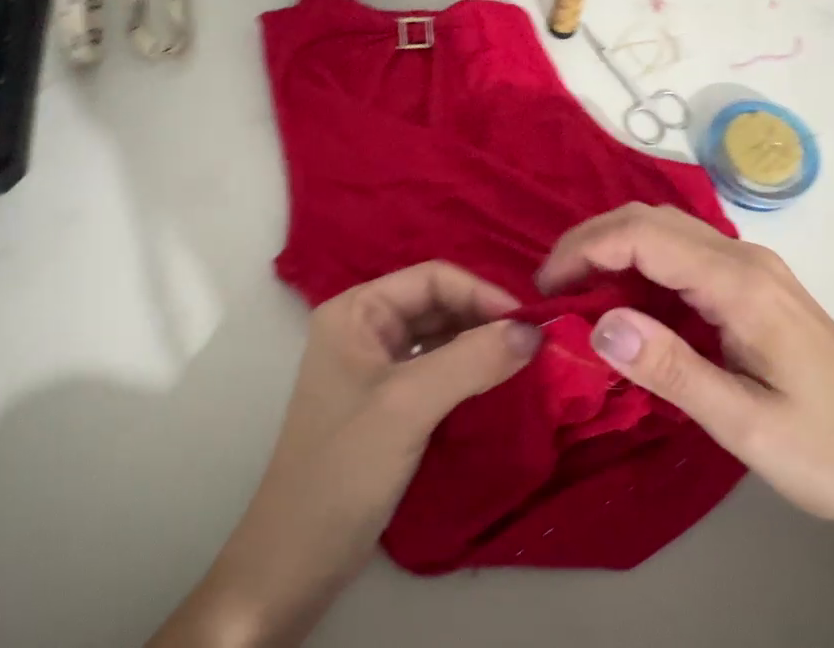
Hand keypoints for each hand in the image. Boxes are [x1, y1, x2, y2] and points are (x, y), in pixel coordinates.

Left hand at [153, 262, 541, 647]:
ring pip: (440, 338)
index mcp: (356, 312)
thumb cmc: (344, 467)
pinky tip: (496, 387)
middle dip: (484, 318)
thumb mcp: (409, 405)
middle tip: (534, 347)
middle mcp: (363, 330)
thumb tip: (535, 332)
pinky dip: (469, 372)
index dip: (482, 293)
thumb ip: (471, 360)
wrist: (298, 556)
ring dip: (480, 345)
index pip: (432, 277)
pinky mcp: (389, 404)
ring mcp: (375, 368)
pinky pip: (438, 370)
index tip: (528, 326)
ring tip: (523, 364)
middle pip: (438, 303)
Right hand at [536, 203, 833, 540]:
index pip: (644, 236)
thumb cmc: (831, 451)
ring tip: (574, 297)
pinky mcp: (755, 288)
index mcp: (741, 285)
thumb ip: (671, 370)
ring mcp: (754, 270)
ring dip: (614, 252)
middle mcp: (746, 260)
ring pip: (667, 232)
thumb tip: (598, 325)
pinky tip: (624, 304)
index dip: (584, 251)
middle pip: (652, 220)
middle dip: (591, 243)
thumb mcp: (745, 424)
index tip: (543, 291)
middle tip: (549, 292)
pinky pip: (685, 257)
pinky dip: (642, 268)